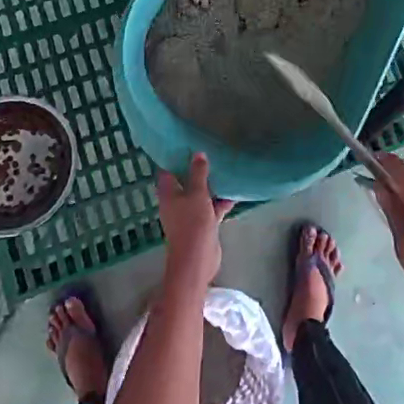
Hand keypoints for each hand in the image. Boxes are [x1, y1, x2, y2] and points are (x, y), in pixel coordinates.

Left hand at [156, 153, 234, 292]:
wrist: (197, 260)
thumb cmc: (192, 223)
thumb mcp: (197, 194)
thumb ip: (198, 173)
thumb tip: (198, 154)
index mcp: (168, 193)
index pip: (167, 170)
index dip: (174, 157)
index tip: (186, 143)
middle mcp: (176, 201)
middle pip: (185, 181)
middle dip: (196, 169)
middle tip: (210, 151)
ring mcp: (190, 213)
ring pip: (200, 194)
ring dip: (211, 184)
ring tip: (225, 167)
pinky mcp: (202, 223)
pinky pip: (212, 207)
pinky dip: (221, 201)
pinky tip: (235, 191)